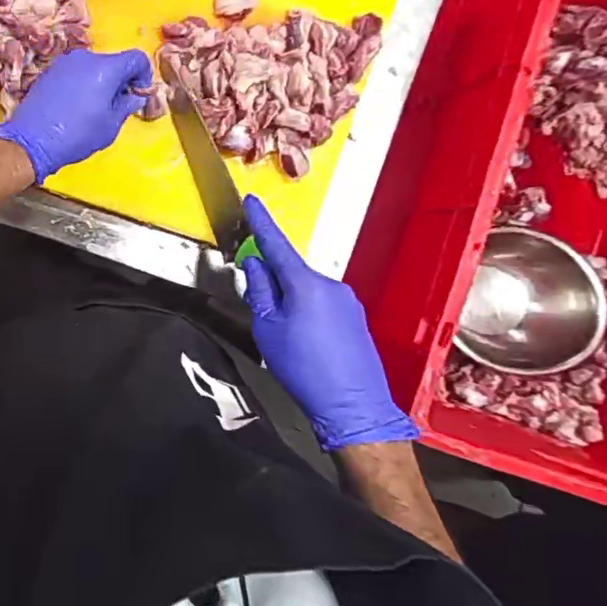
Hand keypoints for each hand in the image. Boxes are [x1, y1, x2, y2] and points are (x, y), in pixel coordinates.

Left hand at [0, 48, 152, 183]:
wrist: (31, 141)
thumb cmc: (76, 135)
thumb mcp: (110, 126)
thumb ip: (126, 106)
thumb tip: (135, 96)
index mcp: (105, 68)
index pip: (136, 58)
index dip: (143, 74)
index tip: (138, 93)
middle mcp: (85, 58)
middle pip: (113, 62)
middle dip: (120, 80)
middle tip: (116, 105)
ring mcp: (64, 63)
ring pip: (93, 67)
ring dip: (99, 82)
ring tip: (93, 109)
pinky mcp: (49, 72)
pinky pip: (74, 73)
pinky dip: (82, 84)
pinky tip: (75, 106)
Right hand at [240, 195, 418, 451]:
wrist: (352, 404)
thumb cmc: (302, 367)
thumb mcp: (267, 328)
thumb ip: (260, 292)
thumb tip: (256, 265)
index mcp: (306, 284)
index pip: (277, 245)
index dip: (260, 222)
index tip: (251, 201)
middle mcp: (331, 285)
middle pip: (290, 272)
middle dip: (270, 282)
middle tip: (258, 311)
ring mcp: (347, 301)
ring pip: (305, 291)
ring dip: (287, 302)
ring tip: (282, 339)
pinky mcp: (354, 318)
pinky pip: (321, 305)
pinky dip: (304, 313)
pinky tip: (301, 343)